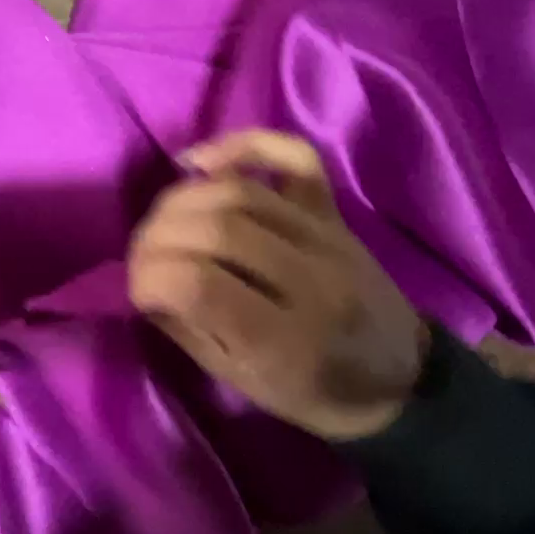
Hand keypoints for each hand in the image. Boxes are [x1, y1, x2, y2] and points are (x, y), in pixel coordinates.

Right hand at [127, 130, 428, 439]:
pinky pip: (293, 156)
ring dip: (180, 201)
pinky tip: (203, 162)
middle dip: (157, 238)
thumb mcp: (236, 377)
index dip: (148, 278)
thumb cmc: (308, 389)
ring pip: (238, 192)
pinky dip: (243, 145)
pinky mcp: (333, 211)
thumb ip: (183, 324)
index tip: (137, 290)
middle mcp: (312, 282)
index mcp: (286, 341)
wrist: (398, 381)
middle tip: (141, 256)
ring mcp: (328, 238)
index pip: (197, 284)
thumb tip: (141, 278)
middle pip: (215, 229)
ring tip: (161, 224)